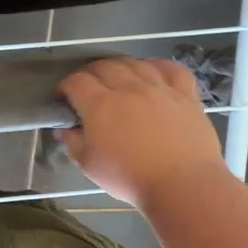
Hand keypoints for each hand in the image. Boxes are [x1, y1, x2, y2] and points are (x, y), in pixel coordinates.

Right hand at [56, 58, 226, 206]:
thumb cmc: (129, 177)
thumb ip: (72, 143)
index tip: (62, 99)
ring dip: (120, 67)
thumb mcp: (89, 165)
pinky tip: (153, 73)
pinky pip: (172, 69)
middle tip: (87, 88)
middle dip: (89, 74)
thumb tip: (65, 130)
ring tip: (117, 79)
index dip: (64, 87)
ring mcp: (160, 89)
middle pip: (104, 66)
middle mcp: (129, 88)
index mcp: (101, 105)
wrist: (182, 184)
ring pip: (136, 64)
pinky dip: (158, 66)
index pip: (76, 82)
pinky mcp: (185, 95)